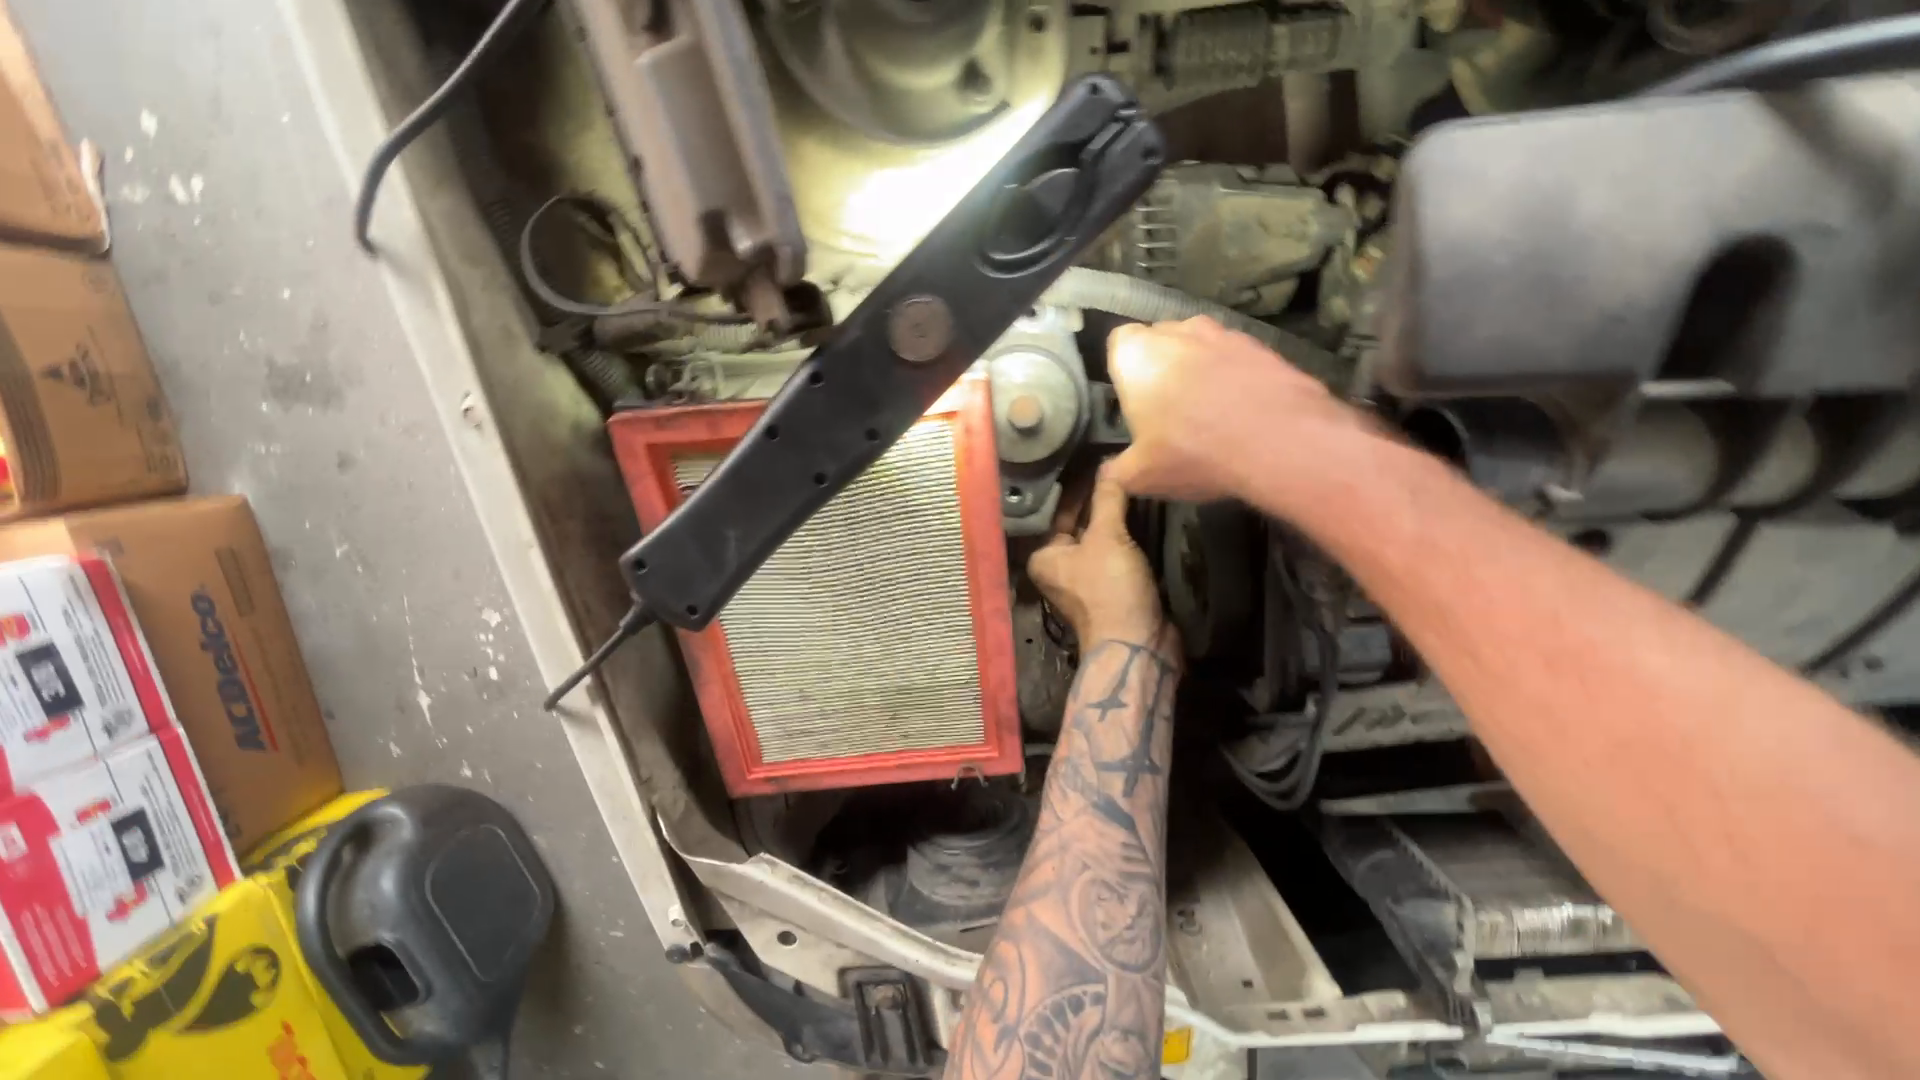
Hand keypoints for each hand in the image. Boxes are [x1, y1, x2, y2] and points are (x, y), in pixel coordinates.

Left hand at [1029, 471, 1167, 647]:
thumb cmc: (1109, 589)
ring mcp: (1087, 577)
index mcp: (1043, 555)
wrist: (1138, 644)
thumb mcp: (1107, 537)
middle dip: (1098, 497)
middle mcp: (1060, 566)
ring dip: (1116, 514)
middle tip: (1116, 461)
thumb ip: (1107, 498)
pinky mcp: (1114, 585)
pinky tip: (1143, 508)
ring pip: (1101, 536)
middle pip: (1079, 521)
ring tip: (1131, 477)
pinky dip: (1129, 533)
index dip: (1076, 484)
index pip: (1057, 509)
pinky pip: (1119, 550)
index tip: (1093, 455)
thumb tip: (1109, 463)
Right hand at [1105, 317, 1365, 502]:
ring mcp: (1224, 334)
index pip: (1117, 343)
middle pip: (1160, 340)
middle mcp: (1177, 332)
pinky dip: (1235, 377)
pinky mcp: (1263, 346)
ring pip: (1200, 346)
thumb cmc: (1193, 452)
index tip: (1130, 397)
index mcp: (1137, 356)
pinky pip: (1237, 359)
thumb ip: (1117, 470)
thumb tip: (1109, 473)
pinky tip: (1242, 413)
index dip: (1123, 369)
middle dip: (1161, 365)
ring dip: (1199, 368)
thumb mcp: (1141, 476)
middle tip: (1165, 409)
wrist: (1280, 442)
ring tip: (1208, 411)